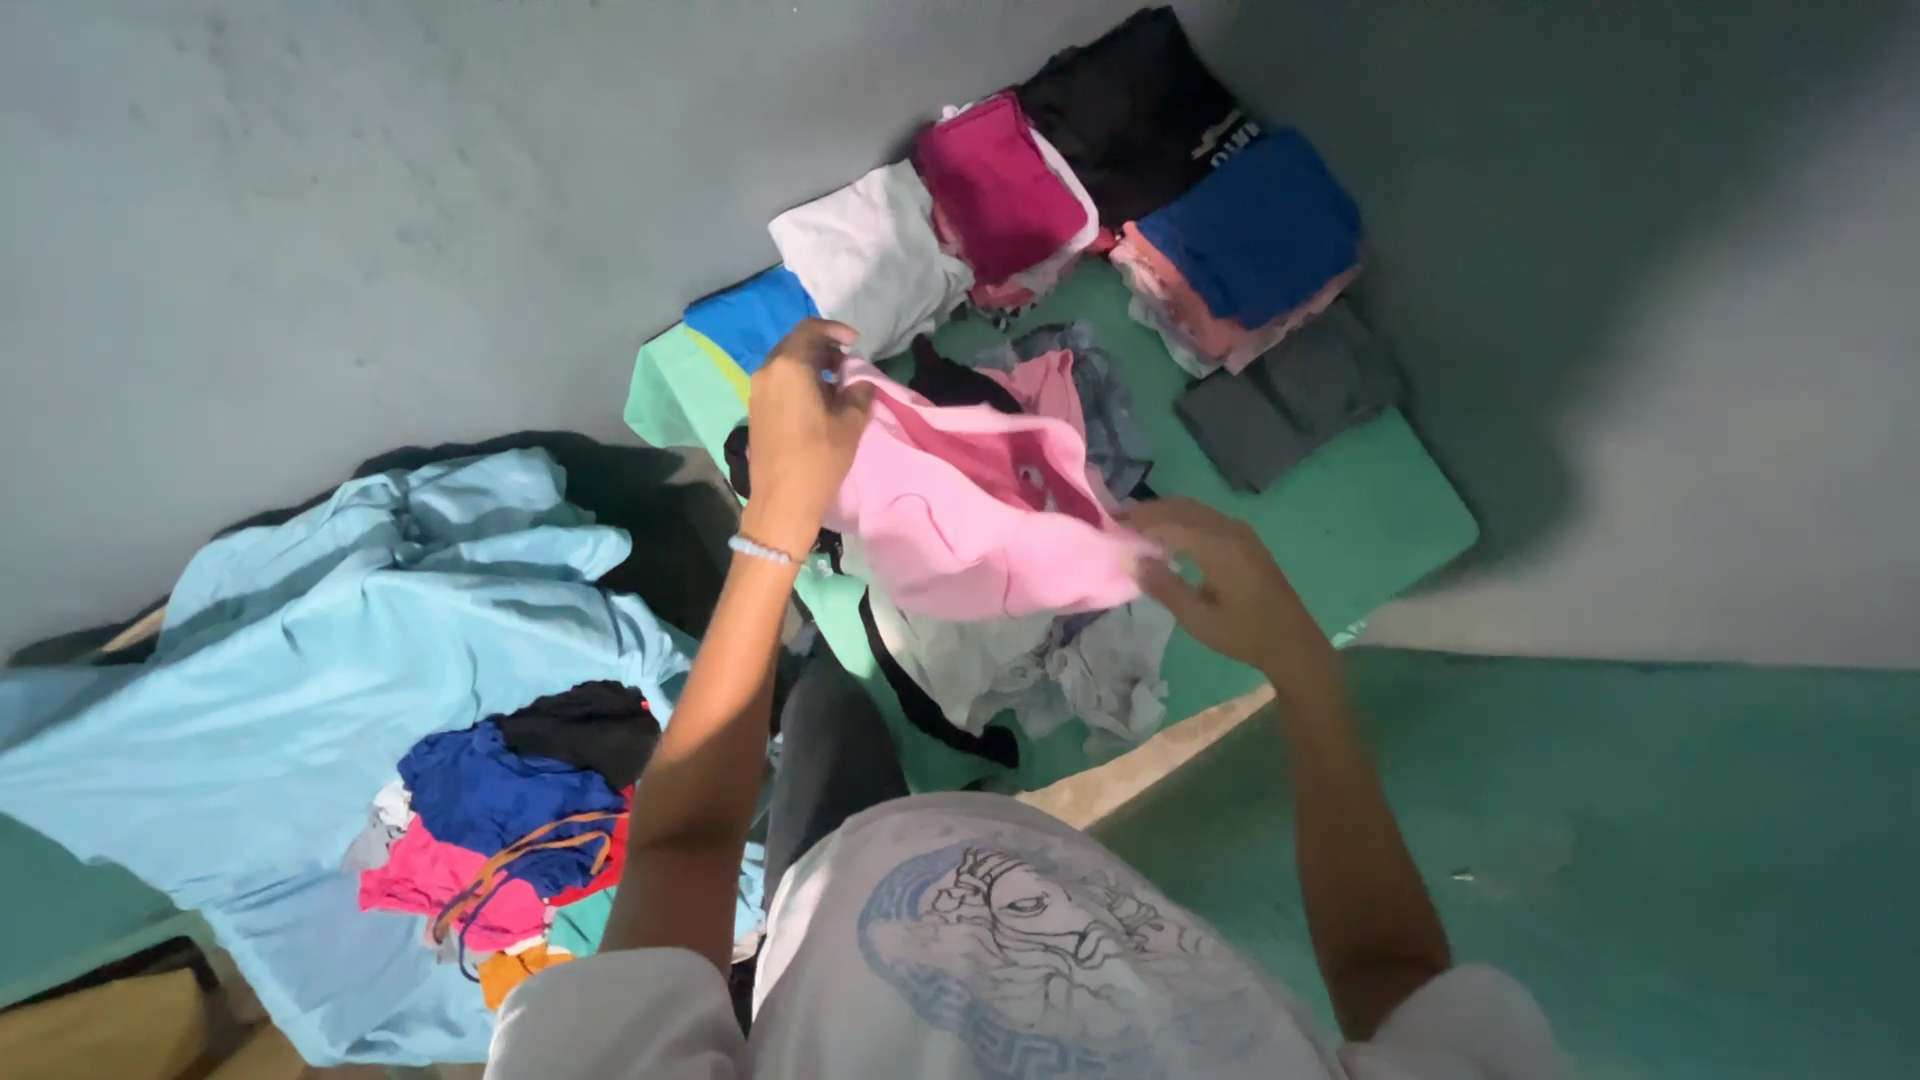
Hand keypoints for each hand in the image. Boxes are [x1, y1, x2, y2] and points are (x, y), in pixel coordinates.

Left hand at [739, 318, 875, 558]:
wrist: (782, 500)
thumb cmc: (819, 458)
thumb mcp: (850, 424)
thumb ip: (858, 395)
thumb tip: (860, 384)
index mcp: (789, 366)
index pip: (810, 330)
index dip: (835, 330)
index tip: (855, 342)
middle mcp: (768, 371)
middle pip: (796, 344)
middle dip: (824, 348)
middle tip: (848, 364)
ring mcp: (757, 391)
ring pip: (786, 363)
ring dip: (811, 365)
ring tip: (837, 385)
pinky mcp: (756, 410)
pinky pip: (778, 382)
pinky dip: (799, 381)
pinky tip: (818, 401)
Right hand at [1126, 498, 1340, 707]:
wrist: (1292, 642)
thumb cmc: (1244, 635)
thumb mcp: (1198, 620)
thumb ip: (1165, 588)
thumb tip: (1135, 561)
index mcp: (1219, 549)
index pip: (1170, 522)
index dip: (1139, 521)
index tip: (1111, 524)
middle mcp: (1230, 531)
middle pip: (1182, 508)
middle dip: (1149, 511)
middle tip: (1119, 522)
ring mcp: (1241, 533)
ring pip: (1195, 509)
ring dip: (1165, 513)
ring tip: (1137, 526)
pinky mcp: (1245, 540)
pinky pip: (1206, 518)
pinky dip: (1182, 519)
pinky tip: (1169, 537)